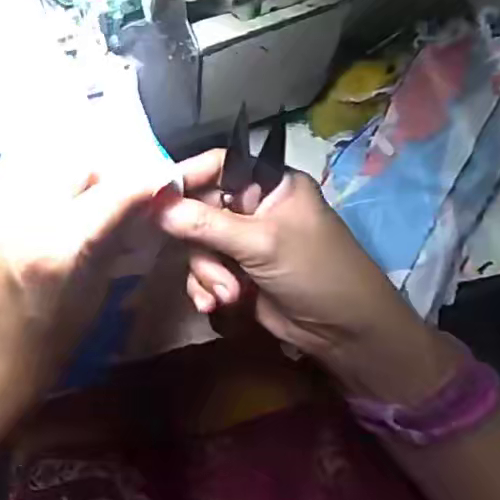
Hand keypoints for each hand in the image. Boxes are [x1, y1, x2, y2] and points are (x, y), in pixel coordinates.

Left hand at [0, 165, 161, 468]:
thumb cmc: (34, 361)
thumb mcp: (87, 309)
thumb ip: (108, 251)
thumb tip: (134, 211)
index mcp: (56, 250)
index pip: (115, 191)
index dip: (147, 180)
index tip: (161, 180)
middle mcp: (18, 220)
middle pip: (74, 163)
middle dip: (105, 172)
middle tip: (116, 192)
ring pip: (32, 160)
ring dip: (61, 166)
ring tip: (73, 186)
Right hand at [158, 149, 464, 405]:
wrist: (345, 334)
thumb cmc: (315, 272)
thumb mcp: (261, 243)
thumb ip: (205, 223)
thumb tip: (154, 205)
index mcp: (269, 184)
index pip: (217, 166)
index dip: (185, 180)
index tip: (154, 199)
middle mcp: (254, 207)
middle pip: (199, 210)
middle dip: (202, 247)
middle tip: (216, 270)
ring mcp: (244, 241)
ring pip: (198, 245)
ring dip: (206, 273)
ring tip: (228, 296)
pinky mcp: (237, 272)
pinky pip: (203, 271)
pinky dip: (205, 288)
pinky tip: (215, 305)